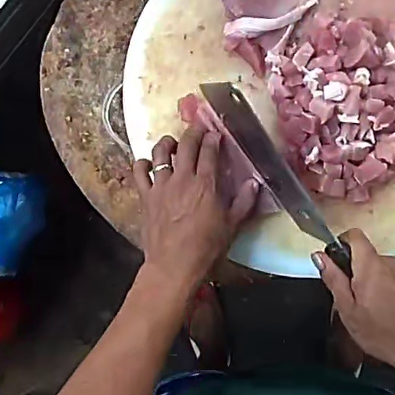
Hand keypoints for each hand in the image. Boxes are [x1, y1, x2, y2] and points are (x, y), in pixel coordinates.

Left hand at [133, 126, 258, 288]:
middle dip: (193, 132)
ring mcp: (161, 186)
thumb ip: (245, 201)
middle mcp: (182, 178)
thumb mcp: (233, 225)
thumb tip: (255, 182)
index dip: (213, 138)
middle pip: (186, 145)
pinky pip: (139, 172)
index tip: (217, 133)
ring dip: (167, 143)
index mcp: (205, 183)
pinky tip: (148, 163)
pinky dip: (143, 164)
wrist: (174, 265)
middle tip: (198, 128)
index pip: (209, 151)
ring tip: (172, 142)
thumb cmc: (207, 247)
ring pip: (161, 153)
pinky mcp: (145, 197)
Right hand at [315, 230, 394, 374]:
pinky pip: (387, 277)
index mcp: (371, 265)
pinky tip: (380, 312)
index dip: (340, 244)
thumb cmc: (384, 334)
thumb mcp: (348, 309)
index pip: (354, 235)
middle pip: (363, 254)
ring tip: (365, 310)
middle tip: (348, 299)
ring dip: (366, 282)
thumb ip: (333, 279)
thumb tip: (320, 258)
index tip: (333, 261)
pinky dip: (379, 289)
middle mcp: (389, 262)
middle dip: (352, 271)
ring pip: (374, 267)